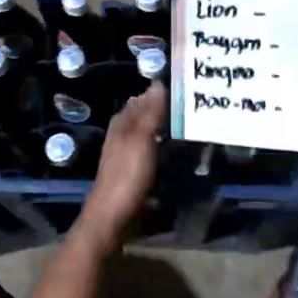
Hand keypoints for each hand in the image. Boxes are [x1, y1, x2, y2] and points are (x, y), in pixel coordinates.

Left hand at [75, 82, 165, 254]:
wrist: (112, 214)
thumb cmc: (127, 174)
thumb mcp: (141, 140)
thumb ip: (149, 113)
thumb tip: (157, 84)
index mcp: (120, 125)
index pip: (138, 101)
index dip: (154, 94)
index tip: (178, 86)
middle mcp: (119, 136)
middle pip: (138, 116)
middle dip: (157, 108)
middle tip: (185, 104)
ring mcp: (123, 155)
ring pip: (142, 133)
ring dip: (158, 127)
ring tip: (182, 123)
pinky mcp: (130, 172)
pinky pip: (146, 150)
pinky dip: (157, 145)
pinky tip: (169, 150)